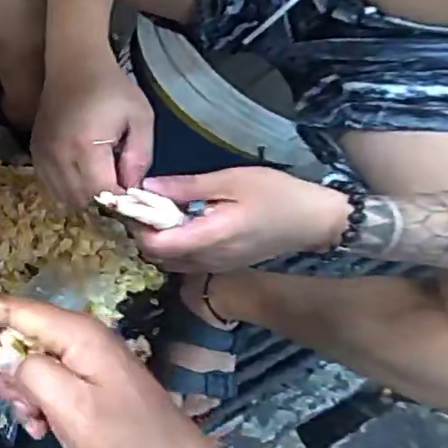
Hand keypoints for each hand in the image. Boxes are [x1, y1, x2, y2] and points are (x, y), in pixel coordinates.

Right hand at [0, 298, 222, 447]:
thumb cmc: (125, 442)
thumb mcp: (70, 410)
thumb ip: (30, 374)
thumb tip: (0, 350)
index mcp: (78, 334)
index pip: (19, 310)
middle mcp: (83, 337)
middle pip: (23, 338)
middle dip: (9, 371)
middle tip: (20, 408)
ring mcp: (89, 358)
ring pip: (33, 363)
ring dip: (25, 394)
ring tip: (38, 425)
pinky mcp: (93, 379)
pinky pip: (51, 381)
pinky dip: (41, 403)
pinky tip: (46, 428)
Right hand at [32, 50, 154, 205]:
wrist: (74, 64)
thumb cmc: (112, 88)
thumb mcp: (140, 118)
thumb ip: (140, 158)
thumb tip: (132, 190)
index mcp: (85, 146)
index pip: (102, 194)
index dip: (121, 203)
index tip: (135, 199)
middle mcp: (58, 156)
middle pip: (81, 202)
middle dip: (103, 204)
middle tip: (120, 192)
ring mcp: (42, 156)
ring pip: (64, 199)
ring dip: (86, 199)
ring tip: (103, 184)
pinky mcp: (35, 154)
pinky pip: (51, 187)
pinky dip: (69, 190)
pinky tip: (85, 177)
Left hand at [132, 168, 348, 271]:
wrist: (315, 221)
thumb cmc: (276, 195)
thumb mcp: (231, 180)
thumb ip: (186, 186)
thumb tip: (146, 186)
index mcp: (208, 239)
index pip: (155, 246)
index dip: (138, 226)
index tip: (133, 203)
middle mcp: (207, 261)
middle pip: (157, 257)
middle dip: (143, 232)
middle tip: (142, 203)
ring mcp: (215, 267)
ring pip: (169, 262)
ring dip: (157, 240)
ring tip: (158, 211)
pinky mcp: (221, 267)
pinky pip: (185, 262)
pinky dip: (173, 246)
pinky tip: (179, 222)